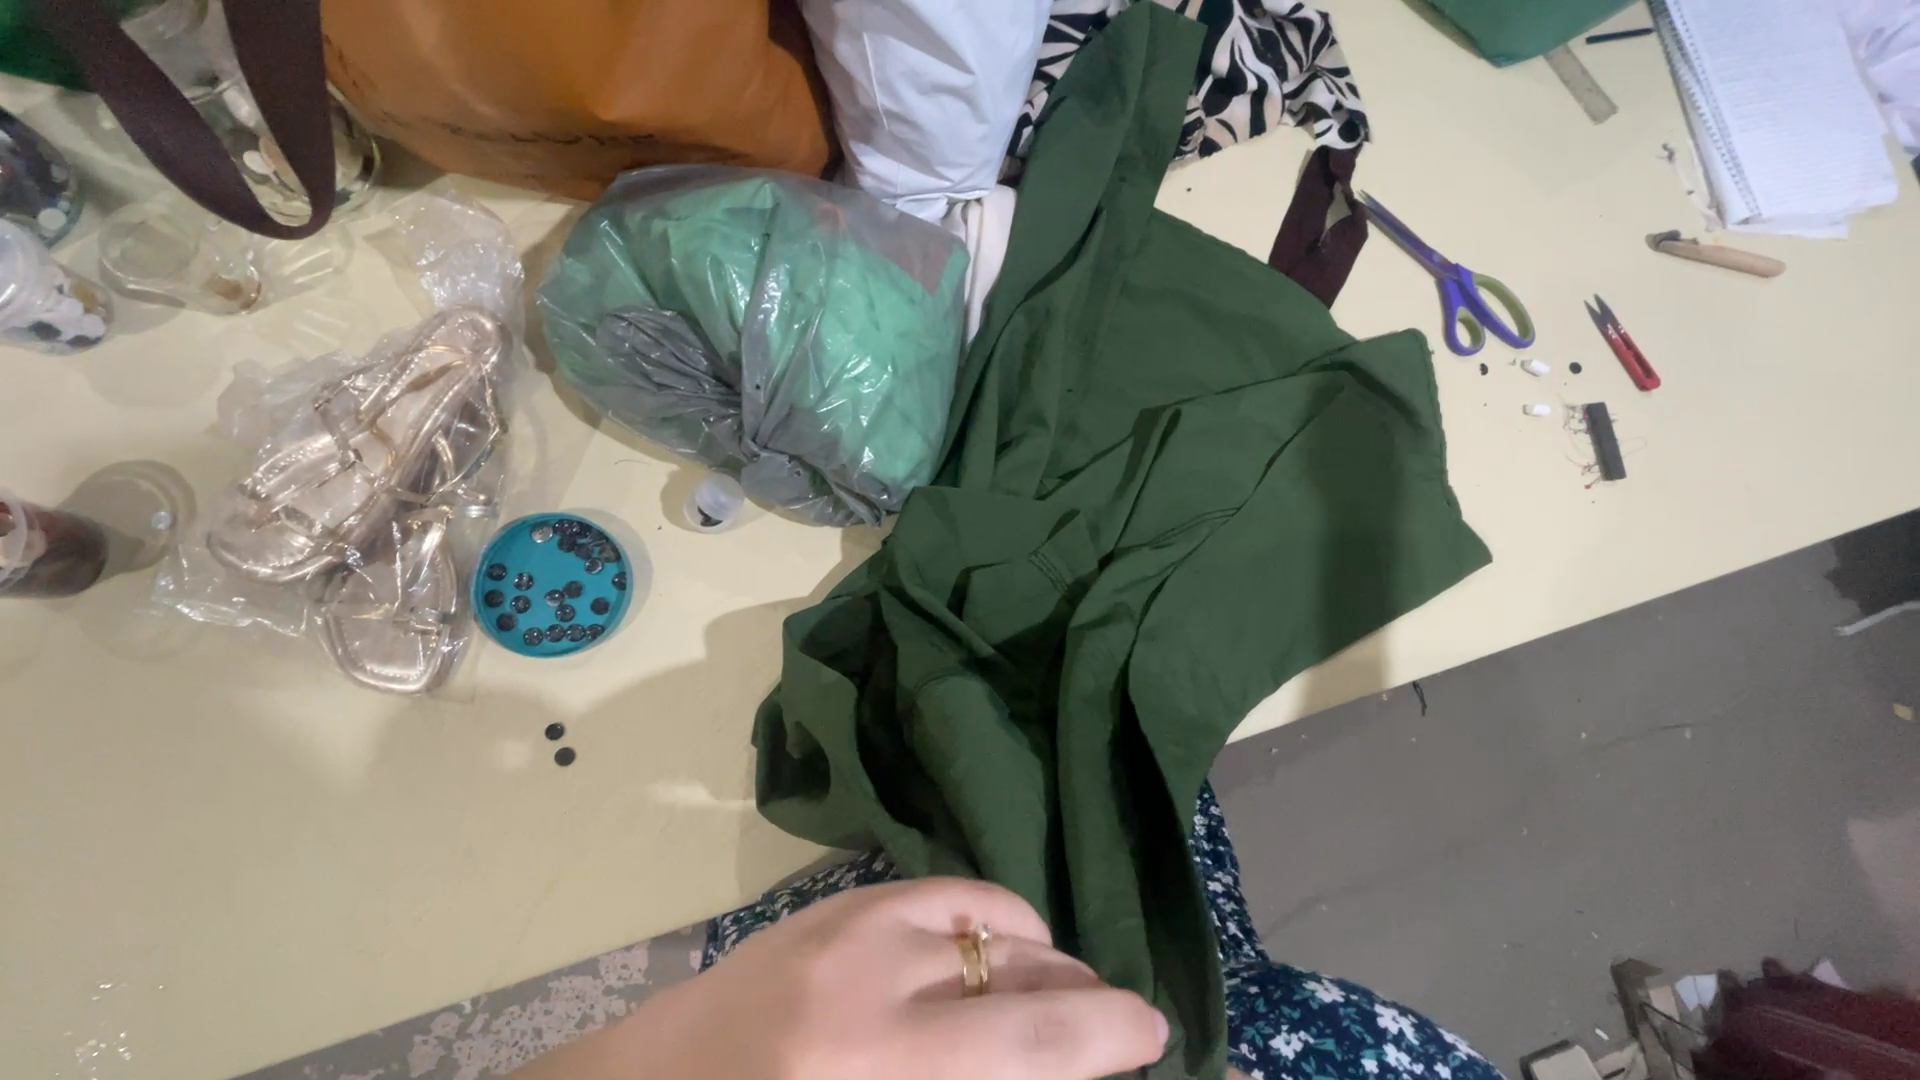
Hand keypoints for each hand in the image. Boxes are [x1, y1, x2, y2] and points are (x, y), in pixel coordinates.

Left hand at [512, 878, 1168, 1079]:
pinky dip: (995, 916)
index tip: (1153, 1031)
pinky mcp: (842, 900)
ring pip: (996, 925)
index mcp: (886, 1068)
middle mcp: (880, 989)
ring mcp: (858, 928)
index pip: (1034, 1044)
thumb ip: (972, 1068)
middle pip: (1026, 979)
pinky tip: (1005, 944)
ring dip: (1045, 957)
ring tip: (1062, 985)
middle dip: (1091, 998)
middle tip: (1121, 1018)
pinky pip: (951, 892)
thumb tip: (1046, 1051)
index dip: (1110, 1034)